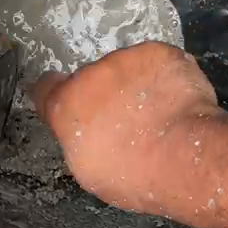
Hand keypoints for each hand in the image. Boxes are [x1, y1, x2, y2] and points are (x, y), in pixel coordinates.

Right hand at [31, 41, 222, 211]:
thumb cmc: (133, 176)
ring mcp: (126, 59)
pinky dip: (165, 76)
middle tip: (129, 121)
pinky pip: (157, 62)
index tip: (72, 108)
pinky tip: (176, 99)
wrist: (183, 157)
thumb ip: (78, 139)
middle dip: (105, 95)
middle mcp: (90, 75)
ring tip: (157, 112)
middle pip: (92, 80)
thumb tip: (86, 131)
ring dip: (135, 83)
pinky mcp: (160, 52)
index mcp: (66, 105)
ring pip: (126, 68)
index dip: (57, 96)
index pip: (45, 88)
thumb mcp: (89, 169)